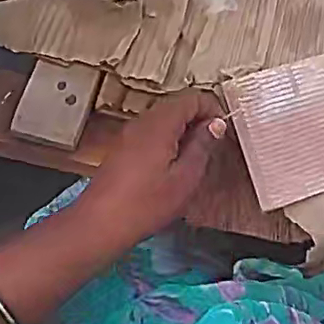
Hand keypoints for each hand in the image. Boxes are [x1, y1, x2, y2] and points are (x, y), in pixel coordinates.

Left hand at [75, 91, 228, 239]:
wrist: (99, 224)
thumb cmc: (146, 204)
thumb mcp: (185, 178)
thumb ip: (202, 146)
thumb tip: (215, 124)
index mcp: (160, 124)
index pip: (192, 98)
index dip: (212, 109)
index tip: (224, 130)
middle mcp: (142, 122)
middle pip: (176, 106)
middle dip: (198, 119)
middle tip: (213, 145)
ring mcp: (129, 134)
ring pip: (163, 119)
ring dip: (183, 131)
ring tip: (195, 158)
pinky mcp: (122, 148)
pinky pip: (150, 133)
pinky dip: (167, 140)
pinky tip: (172, 166)